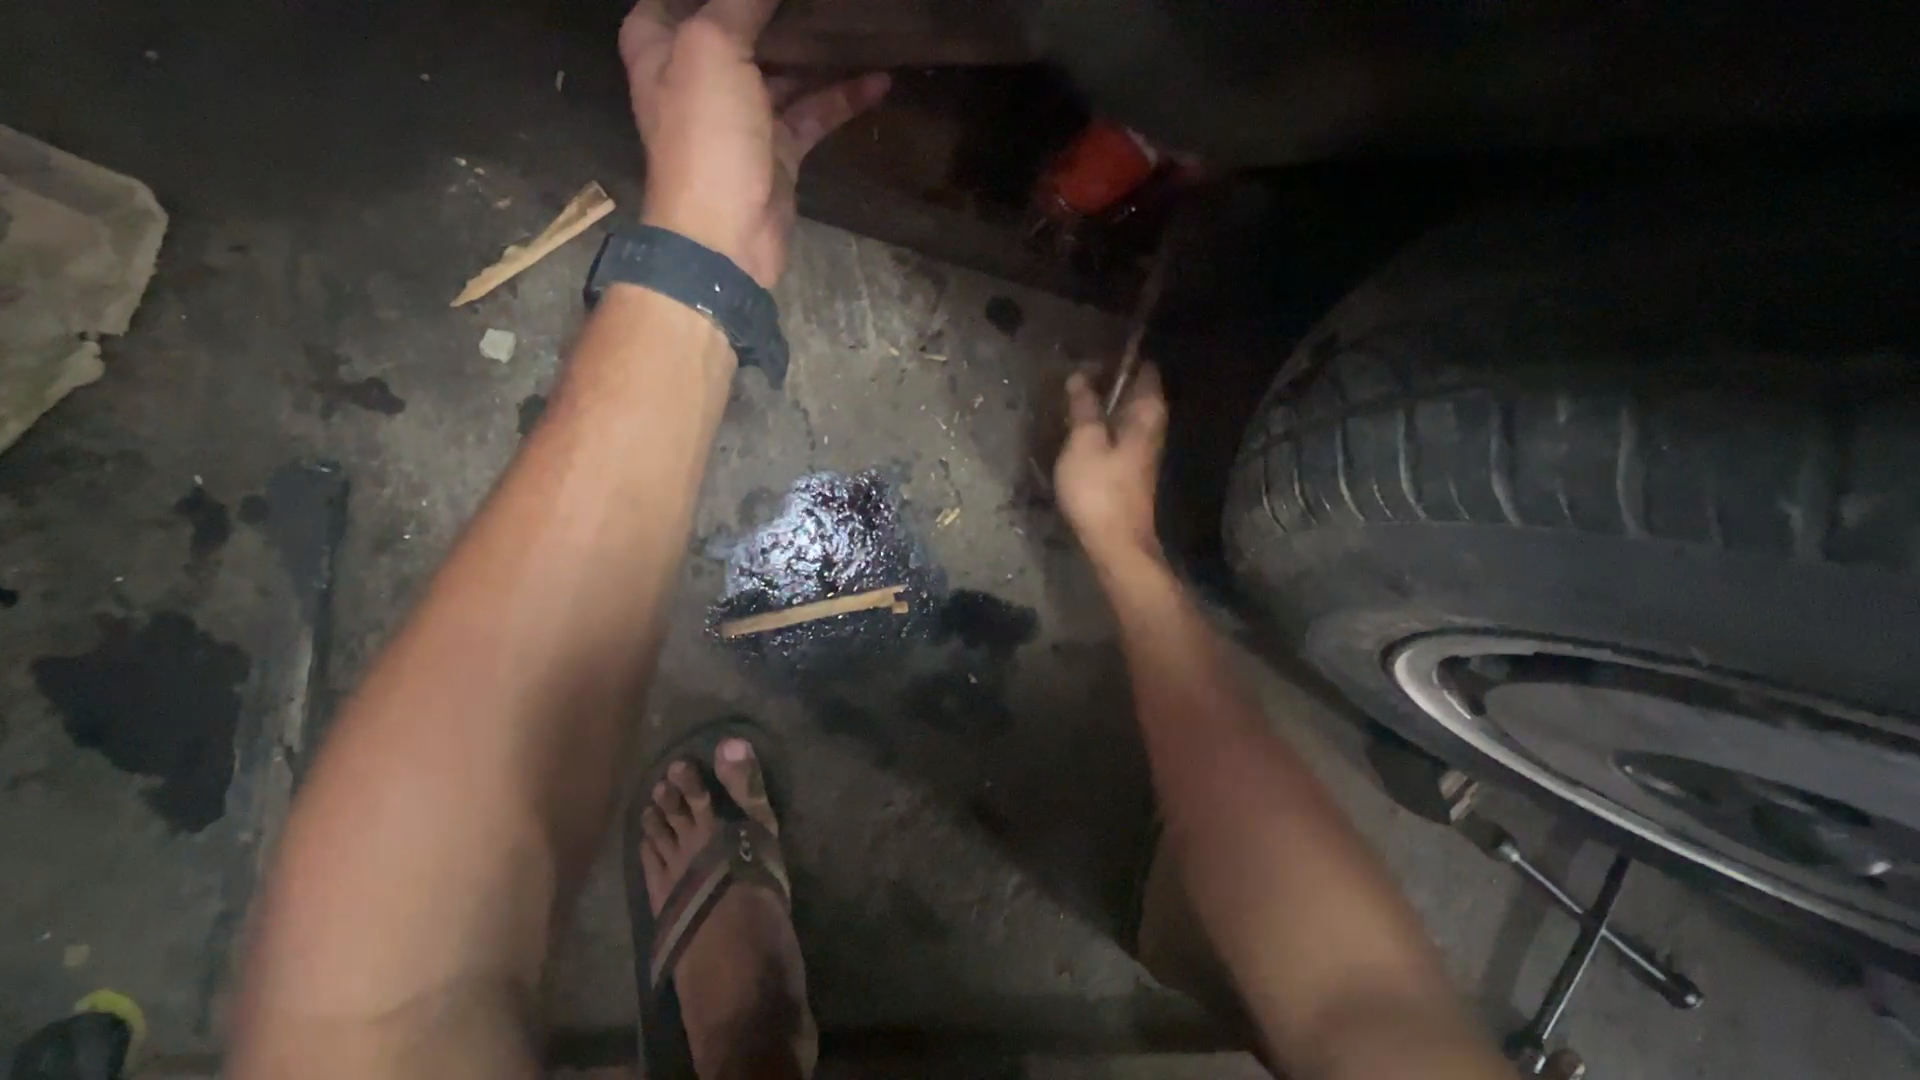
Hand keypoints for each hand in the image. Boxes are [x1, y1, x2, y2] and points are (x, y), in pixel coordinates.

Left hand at [620, 0, 889, 286]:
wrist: (724, 237)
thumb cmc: (705, 136)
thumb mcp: (712, 48)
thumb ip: (740, 2)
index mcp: (660, 44)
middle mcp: (696, 73)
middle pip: (740, 24)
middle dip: (780, 8)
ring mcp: (740, 114)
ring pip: (783, 68)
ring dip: (818, 49)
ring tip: (856, 22)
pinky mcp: (776, 149)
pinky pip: (812, 112)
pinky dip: (842, 98)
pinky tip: (878, 78)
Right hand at [1055, 363, 1167, 570]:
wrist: (1116, 543)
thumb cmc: (1100, 489)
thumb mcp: (1084, 442)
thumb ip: (1083, 407)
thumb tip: (1079, 376)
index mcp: (1146, 414)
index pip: (1145, 371)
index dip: (1123, 356)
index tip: (1095, 349)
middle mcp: (1151, 427)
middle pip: (1136, 391)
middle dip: (1110, 378)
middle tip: (1076, 369)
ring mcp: (1142, 449)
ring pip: (1125, 414)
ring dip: (1103, 402)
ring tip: (1072, 392)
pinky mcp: (1129, 468)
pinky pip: (1117, 433)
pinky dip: (1101, 423)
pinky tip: (1078, 425)